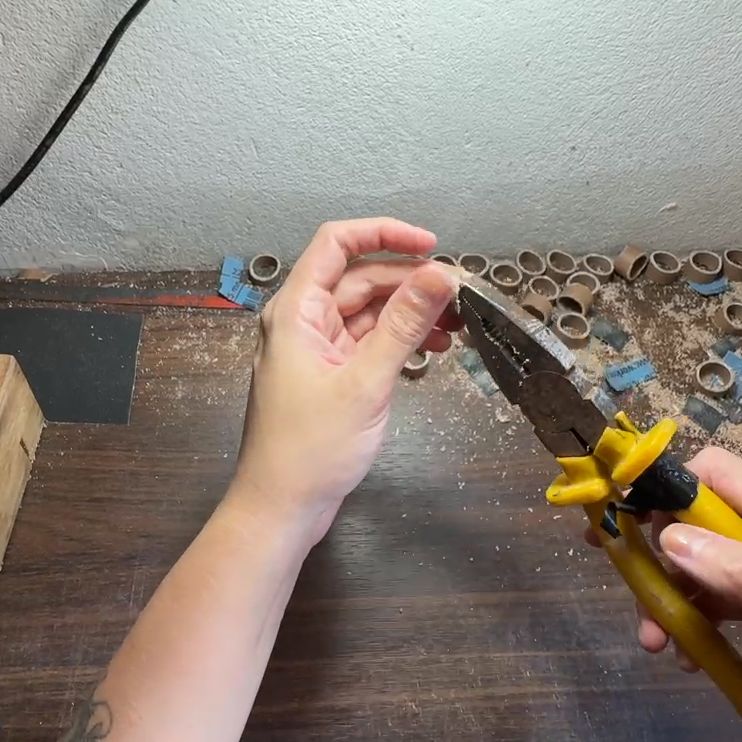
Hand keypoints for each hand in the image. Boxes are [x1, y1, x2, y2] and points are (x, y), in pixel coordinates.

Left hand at [230, 218, 459, 546]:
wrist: (282, 507)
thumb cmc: (310, 449)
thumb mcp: (365, 383)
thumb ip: (403, 325)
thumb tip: (440, 275)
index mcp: (296, 311)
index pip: (336, 243)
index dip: (384, 233)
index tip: (431, 245)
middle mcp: (303, 321)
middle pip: (360, 278)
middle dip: (409, 282)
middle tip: (459, 297)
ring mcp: (317, 348)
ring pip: (368, 311)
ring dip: (409, 313)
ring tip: (455, 328)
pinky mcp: (331, 373)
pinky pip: (368, 342)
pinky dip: (398, 341)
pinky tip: (431, 350)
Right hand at [592, 448, 741, 741]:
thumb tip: (671, 534)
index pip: (719, 472)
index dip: (662, 487)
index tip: (619, 523)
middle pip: (712, 515)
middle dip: (665, 555)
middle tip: (636, 601)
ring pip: (723, 551)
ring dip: (686, 591)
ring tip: (664, 645)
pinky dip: (717, 607)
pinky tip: (700, 651)